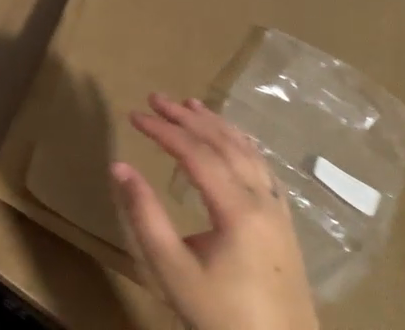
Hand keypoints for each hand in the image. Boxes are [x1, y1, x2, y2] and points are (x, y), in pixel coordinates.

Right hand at [111, 94, 317, 329]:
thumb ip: (145, 215)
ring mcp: (280, 214)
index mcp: (239, 210)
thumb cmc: (222, 314)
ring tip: (192, 105)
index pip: (196, 153)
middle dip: (188, 118)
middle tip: (156, 97)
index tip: (133, 115)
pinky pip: (264, 170)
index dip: (164, 129)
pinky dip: (242, 145)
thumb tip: (119, 166)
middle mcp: (264, 202)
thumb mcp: (173, 270)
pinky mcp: (285, 227)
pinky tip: (233, 143)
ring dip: (218, 126)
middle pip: (226, 145)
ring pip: (250, 154)